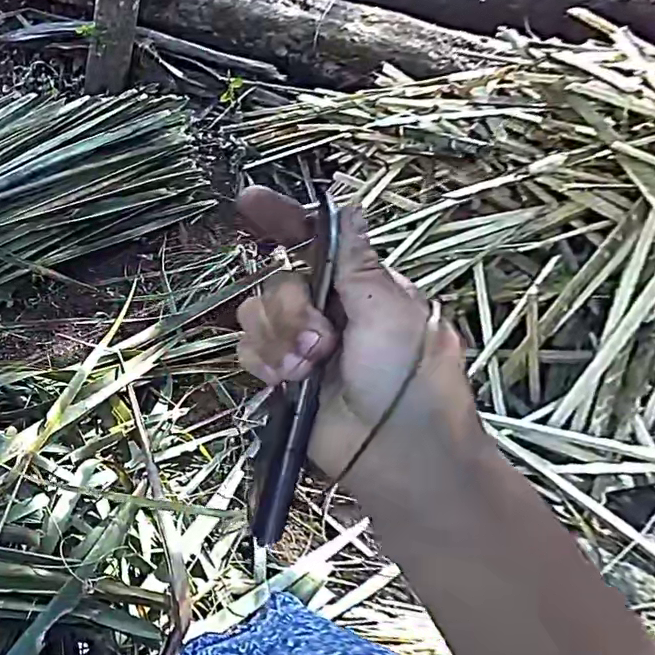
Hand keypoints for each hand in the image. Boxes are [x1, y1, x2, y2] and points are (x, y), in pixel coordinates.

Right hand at [233, 186, 491, 506]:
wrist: (393, 454)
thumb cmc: (410, 380)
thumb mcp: (392, 312)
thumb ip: (358, 263)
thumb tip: (347, 206)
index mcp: (357, 287)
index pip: (313, 240)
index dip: (280, 218)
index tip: (247, 201)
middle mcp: (323, 309)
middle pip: (275, 281)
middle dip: (289, 310)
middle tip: (321, 341)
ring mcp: (297, 343)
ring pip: (253, 316)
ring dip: (278, 342)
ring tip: (308, 369)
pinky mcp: (276, 372)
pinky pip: (245, 350)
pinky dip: (263, 364)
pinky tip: (288, 382)